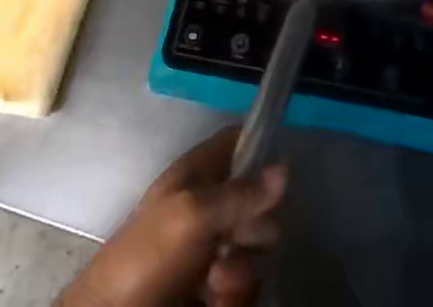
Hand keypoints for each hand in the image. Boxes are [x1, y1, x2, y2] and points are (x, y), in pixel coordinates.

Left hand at [59, 127, 287, 306]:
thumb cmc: (147, 254)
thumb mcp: (193, 214)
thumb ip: (240, 193)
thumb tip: (285, 166)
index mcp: (198, 172)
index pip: (238, 141)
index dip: (261, 148)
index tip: (279, 172)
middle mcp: (211, 204)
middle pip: (261, 200)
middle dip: (257, 225)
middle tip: (238, 239)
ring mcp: (214, 246)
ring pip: (257, 247)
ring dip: (241, 268)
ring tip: (216, 281)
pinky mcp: (216, 285)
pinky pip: (248, 283)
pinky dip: (234, 295)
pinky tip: (213, 299)